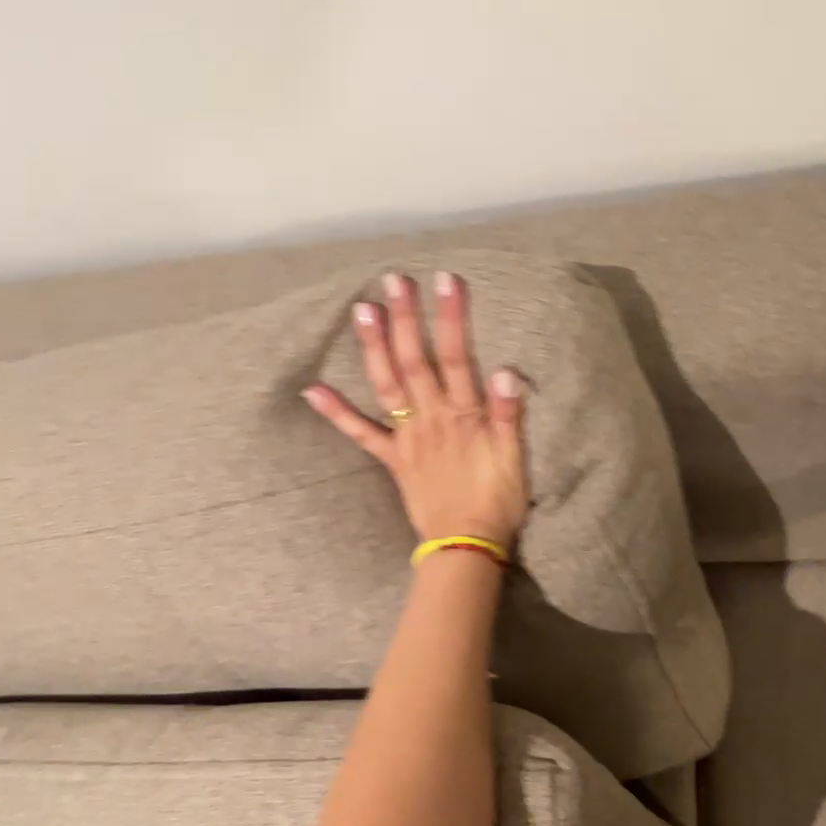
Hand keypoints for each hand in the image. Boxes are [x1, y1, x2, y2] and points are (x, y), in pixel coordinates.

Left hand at [303, 271, 527, 547]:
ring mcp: (408, 438)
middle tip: (393, 280)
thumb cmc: (497, 500)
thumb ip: (508, 414)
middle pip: (415, 361)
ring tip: (361, 310)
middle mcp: (432, 418)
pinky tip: (312, 389)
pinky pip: (361, 434)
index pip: (457, 357)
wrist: (466, 545)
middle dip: (405, 319)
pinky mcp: (393, 460)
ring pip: (388, 385)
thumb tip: (505, 370)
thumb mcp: (514, 457)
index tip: (444, 280)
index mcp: (465, 415)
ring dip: (374, 347)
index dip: (450, 318)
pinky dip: (336, 412)